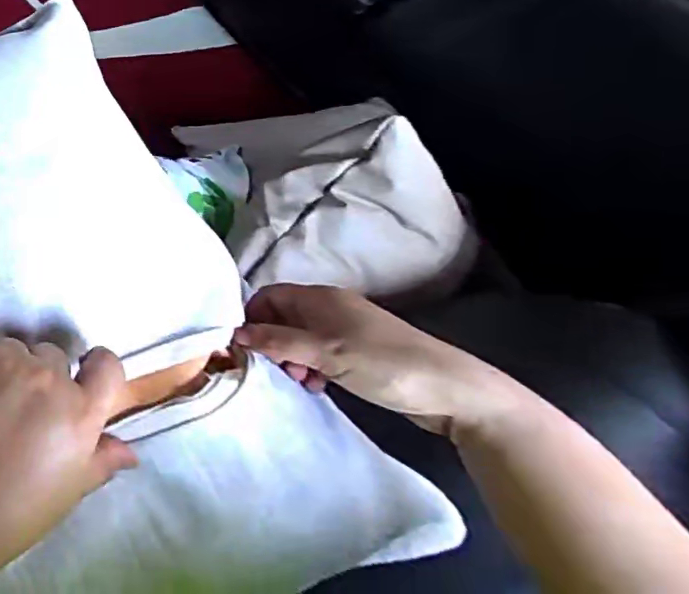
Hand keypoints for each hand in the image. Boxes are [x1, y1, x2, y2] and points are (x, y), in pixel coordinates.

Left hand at [0, 339, 137, 584]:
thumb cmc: (15, 506)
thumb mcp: (68, 490)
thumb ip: (100, 460)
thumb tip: (130, 451)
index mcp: (81, 413)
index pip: (107, 367)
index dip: (97, 365)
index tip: (83, 371)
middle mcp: (49, 378)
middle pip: (52, 355)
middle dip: (41, 373)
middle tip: (20, 406)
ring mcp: (9, 359)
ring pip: (14, 348)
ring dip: (6, 366)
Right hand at [233, 284, 523, 435]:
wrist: (454, 391)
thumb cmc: (382, 363)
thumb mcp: (324, 353)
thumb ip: (277, 342)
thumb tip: (233, 333)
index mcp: (318, 297)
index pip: (267, 297)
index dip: (252, 319)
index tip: (246, 348)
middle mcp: (329, 306)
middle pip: (282, 317)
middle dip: (272, 343)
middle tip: (278, 371)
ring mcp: (347, 329)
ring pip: (301, 338)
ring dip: (293, 359)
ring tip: (302, 382)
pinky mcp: (361, 352)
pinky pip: (321, 352)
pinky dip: (313, 367)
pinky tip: (320, 386)